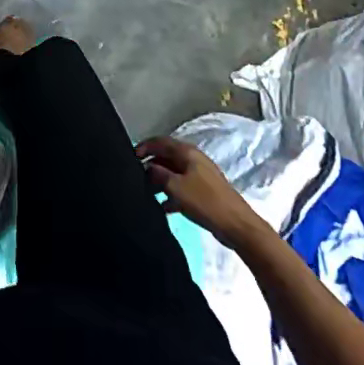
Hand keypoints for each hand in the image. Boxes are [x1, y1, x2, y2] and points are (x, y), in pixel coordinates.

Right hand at [137, 136, 268, 248]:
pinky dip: (170, 195)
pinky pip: (180, 188)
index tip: (129, 158)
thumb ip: (158, 175)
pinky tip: (161, 208)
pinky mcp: (202, 192)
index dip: (144, 146)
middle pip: (166, 157)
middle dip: (150, 165)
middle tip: (134, 178)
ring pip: (173, 173)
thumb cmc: (204, 201)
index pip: (161, 142)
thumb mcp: (176, 187)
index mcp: (188, 153)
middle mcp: (193, 159)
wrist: (234, 223)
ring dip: (159, 181)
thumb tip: (146, 167)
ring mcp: (199, 175)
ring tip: (143, 193)